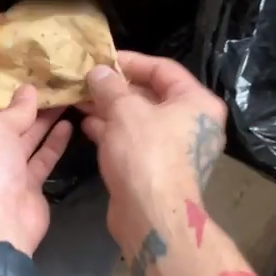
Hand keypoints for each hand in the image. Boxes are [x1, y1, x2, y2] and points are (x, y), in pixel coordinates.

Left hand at [0, 85, 72, 255]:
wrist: (1, 222)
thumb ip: (13, 109)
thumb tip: (28, 91)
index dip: (1, 94)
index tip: (24, 76)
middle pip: (6, 125)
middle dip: (26, 106)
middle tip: (51, 83)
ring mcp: (4, 172)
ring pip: (26, 140)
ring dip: (44, 121)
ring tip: (64, 97)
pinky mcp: (27, 185)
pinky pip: (41, 158)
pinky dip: (54, 142)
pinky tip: (69, 124)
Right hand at [80, 51, 226, 242]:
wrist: (151, 215)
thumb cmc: (145, 154)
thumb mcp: (124, 110)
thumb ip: (110, 86)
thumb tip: (99, 72)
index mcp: (196, 102)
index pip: (163, 69)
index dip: (131, 61)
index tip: (101, 59)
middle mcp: (191, 123)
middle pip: (150, 94)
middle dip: (115, 88)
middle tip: (86, 80)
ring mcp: (175, 148)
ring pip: (138, 119)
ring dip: (109, 109)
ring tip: (79, 100)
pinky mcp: (156, 168)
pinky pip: (133, 140)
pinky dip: (112, 131)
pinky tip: (86, 125)